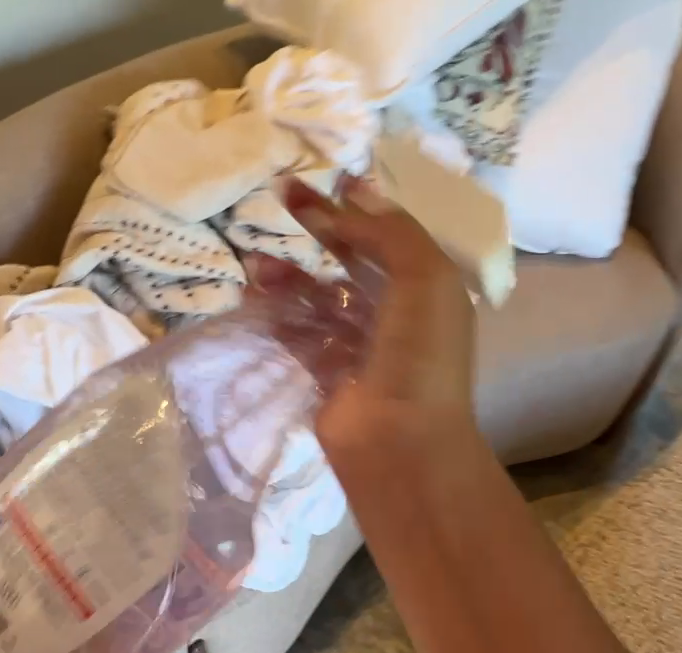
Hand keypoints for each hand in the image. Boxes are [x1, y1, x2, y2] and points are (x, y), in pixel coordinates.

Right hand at [281, 175, 479, 456]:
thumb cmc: (420, 355)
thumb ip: (391, 233)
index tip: (320, 183)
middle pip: (352, 263)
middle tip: (280, 198)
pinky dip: (278, 315)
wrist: (399, 441)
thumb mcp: (425, 277)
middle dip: (319, 230)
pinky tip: (254, 296)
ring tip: (255, 262)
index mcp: (428, 290)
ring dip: (290, 276)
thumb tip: (355, 196)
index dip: (356, 208)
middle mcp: (397, 317)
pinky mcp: (328, 376)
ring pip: (320, 299)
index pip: (389, 238)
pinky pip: (301, 335)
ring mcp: (361, 349)